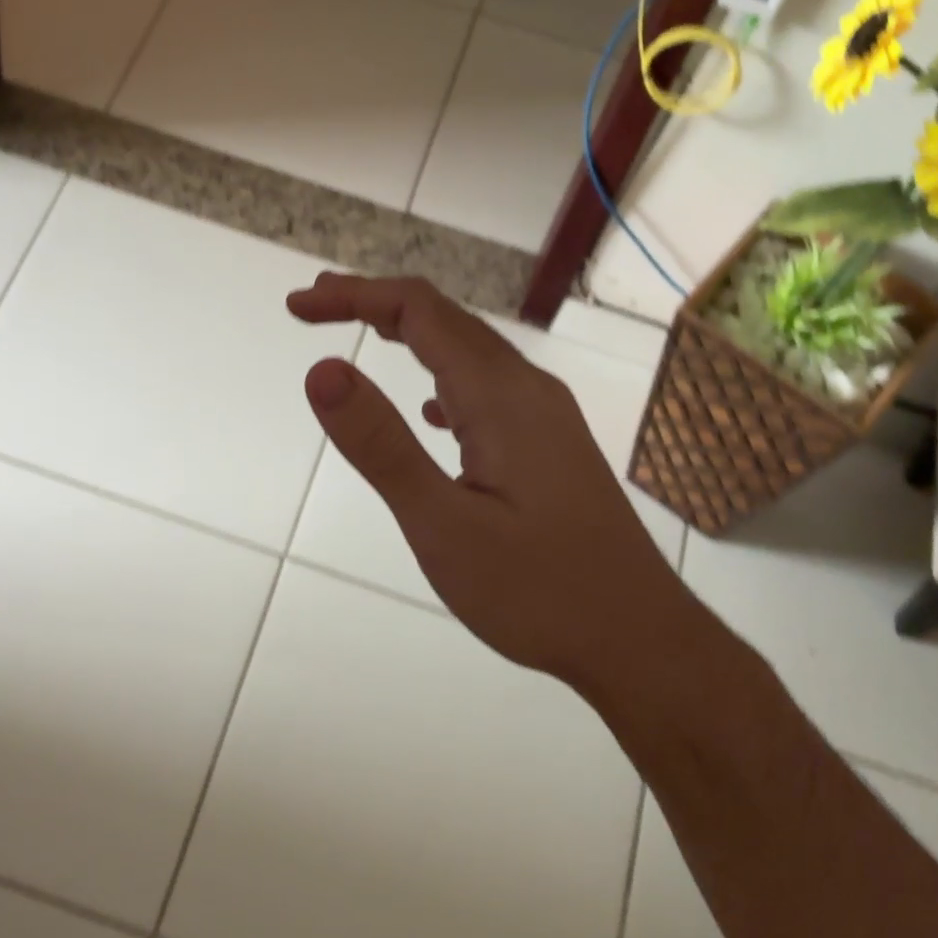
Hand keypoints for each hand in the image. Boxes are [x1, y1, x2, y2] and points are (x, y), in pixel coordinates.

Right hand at [288, 274, 695, 684]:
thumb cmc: (536, 590)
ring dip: (409, 335)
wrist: (639, 639)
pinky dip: (442, 378)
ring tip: (361, 333)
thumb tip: (321, 369)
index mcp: (500, 397)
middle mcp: (528, 390)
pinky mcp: (551, 448)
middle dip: (375, 303)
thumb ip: (381, 445)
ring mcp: (546, 418)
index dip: (354, 297)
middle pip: (445, 320)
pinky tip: (431, 411)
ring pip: (469, 352)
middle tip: (313, 306)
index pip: (419, 312)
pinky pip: (488, 390)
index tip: (298, 307)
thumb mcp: (441, 524)